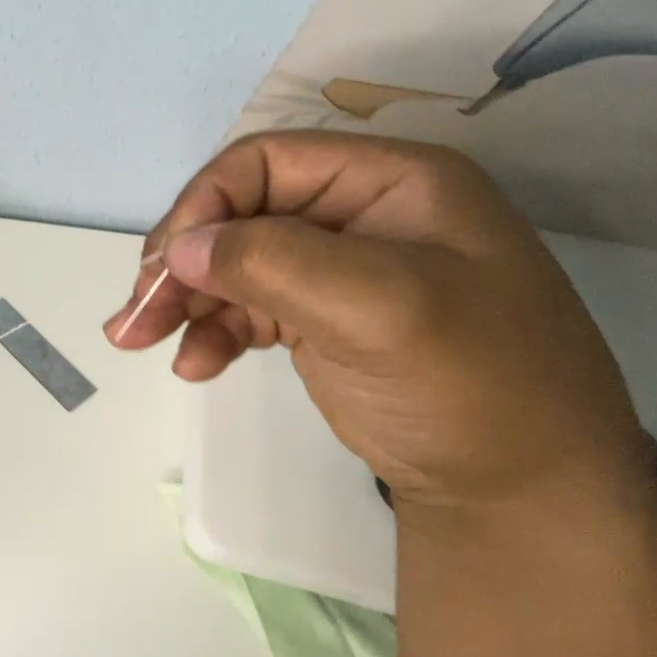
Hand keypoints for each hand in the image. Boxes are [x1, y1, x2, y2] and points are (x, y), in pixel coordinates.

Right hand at [105, 130, 650, 509]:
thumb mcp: (380, 309)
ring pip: (226, 264)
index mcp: (389, 184)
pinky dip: (207, 333)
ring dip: (178, 301)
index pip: (263, 163)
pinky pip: (240, 309)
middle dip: (178, 264)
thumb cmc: (470, 384)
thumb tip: (178, 248)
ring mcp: (335, 270)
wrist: (521, 493)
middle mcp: (356, 216)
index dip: (203, 206)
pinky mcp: (316, 319)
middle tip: (134, 317)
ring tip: (136, 342)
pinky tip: (192, 366)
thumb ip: (272, 262)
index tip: (165, 267)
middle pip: (234, 216)